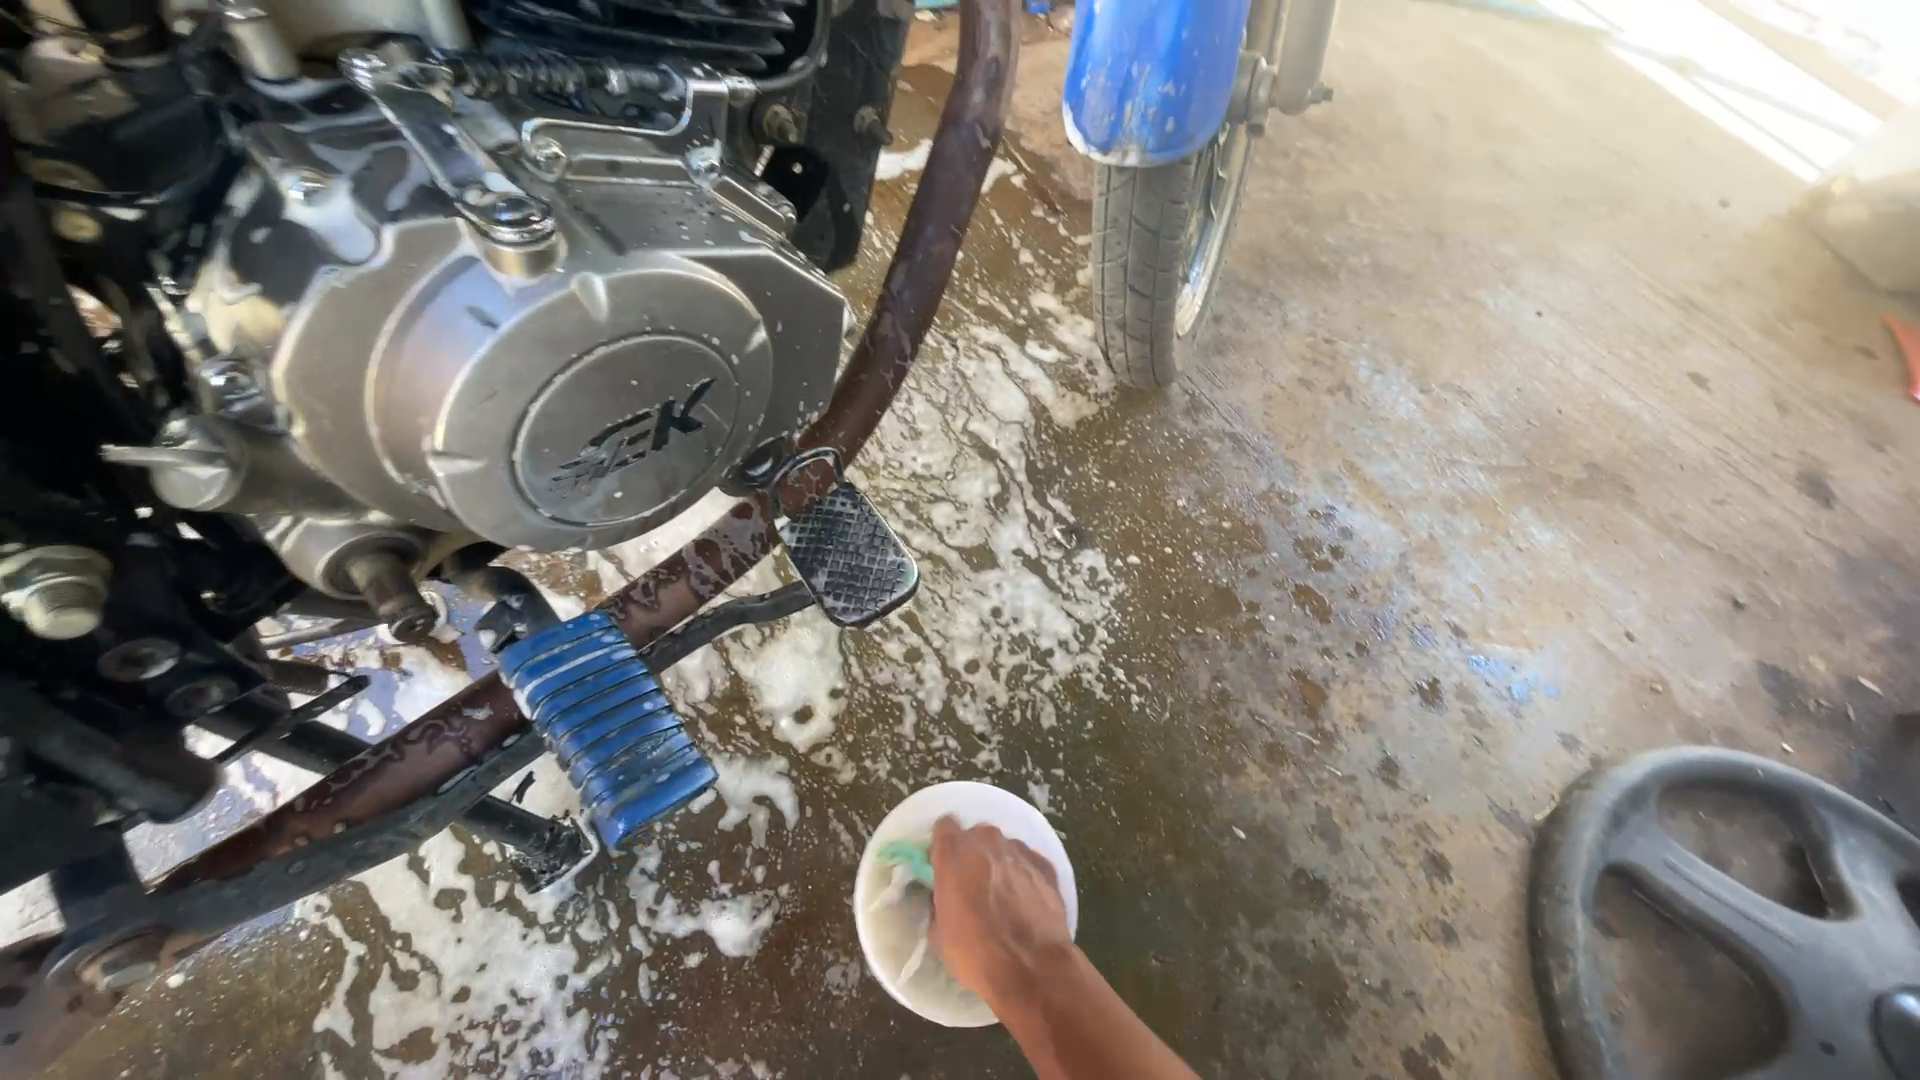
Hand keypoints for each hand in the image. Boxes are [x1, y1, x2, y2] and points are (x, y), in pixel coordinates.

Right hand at [928, 816, 1070, 1009]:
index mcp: (954, 852)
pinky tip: (1025, 901)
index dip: (943, 846)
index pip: (944, 827)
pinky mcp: (1046, 866)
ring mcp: (1019, 850)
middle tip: (972, 885)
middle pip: (975, 836)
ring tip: (1002, 896)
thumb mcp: (938, 935)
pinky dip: (1024, 874)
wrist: (1032, 968)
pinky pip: (1027, 861)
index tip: (944, 866)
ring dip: (998, 864)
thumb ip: (939, 903)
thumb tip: (946, 899)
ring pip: (1002, 847)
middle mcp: (986, 841)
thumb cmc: (976, 952)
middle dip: (971, 855)